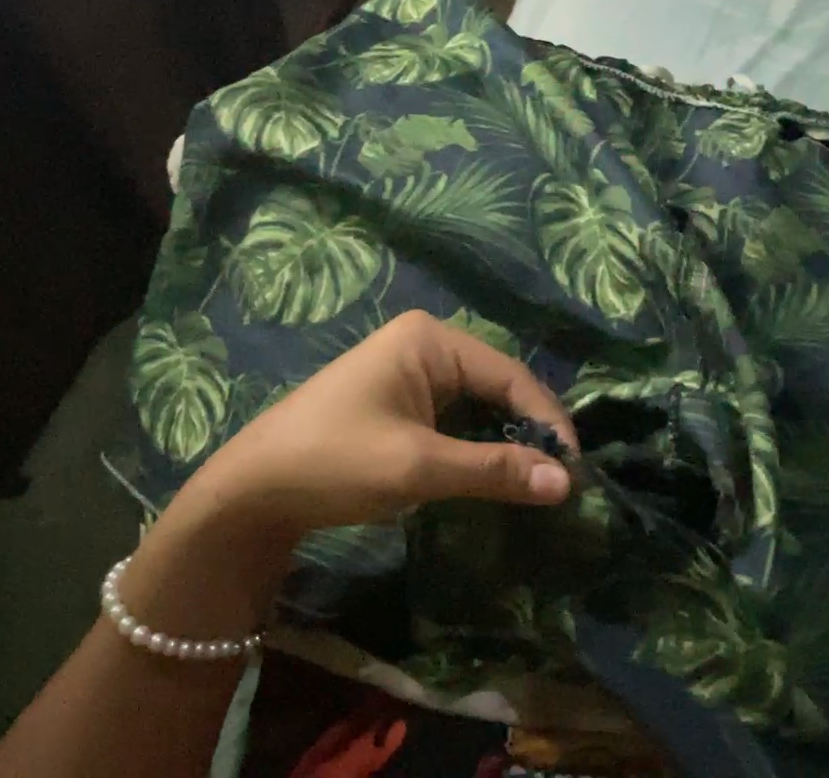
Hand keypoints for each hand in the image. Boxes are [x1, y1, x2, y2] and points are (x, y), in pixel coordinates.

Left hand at [165, 310, 576, 545]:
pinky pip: (456, 416)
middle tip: (560, 479)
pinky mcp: (401, 399)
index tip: (575, 470)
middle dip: (530, 429)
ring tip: (539, 480)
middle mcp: (425, 343)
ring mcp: (411, 370)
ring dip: (507, 440)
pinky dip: (479, 444)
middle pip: (498, 385)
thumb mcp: (418, 465)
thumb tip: (567, 483)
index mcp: (430, 339)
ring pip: (479, 403)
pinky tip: (497, 472)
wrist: (252, 490)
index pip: (511, 374)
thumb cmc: (333, 462)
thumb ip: (494, 470)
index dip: (548, 420)